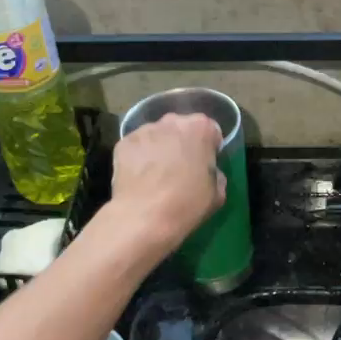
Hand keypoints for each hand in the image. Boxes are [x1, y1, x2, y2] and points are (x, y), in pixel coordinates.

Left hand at [108, 112, 225, 254]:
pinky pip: (137, 147)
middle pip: (181, 128)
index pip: (211, 130)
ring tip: (157, 175)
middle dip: (183, 143)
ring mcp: (144, 130)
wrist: (144, 217)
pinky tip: (140, 178)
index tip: (205, 164)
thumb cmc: (187, 204)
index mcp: (200, 128)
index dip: (209, 148)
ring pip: (157, 136)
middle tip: (182, 168)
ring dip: (160, 149)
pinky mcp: (123, 143)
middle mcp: (171, 122)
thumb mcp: (217, 193)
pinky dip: (139, 158)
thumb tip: (206, 171)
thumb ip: (215, 173)